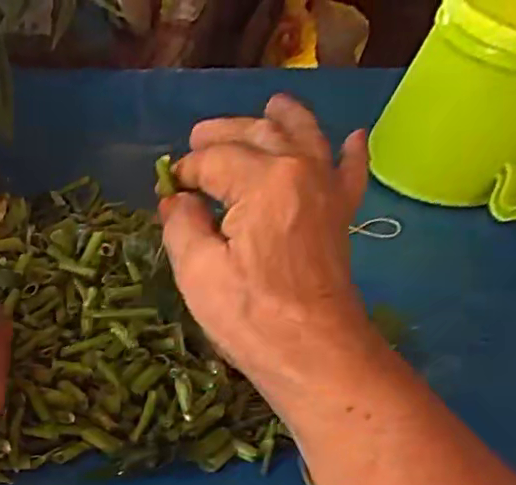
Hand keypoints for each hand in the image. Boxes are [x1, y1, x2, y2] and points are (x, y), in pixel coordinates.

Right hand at [159, 95, 380, 389]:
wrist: (310, 346)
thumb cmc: (246, 312)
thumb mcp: (196, 272)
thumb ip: (182, 227)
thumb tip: (175, 202)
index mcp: (264, 181)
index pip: (216, 160)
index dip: (187, 170)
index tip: (165, 187)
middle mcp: (302, 171)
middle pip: (262, 136)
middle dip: (227, 133)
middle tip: (198, 134)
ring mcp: (328, 191)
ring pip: (306, 139)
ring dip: (284, 119)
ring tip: (271, 106)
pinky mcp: (340, 216)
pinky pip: (349, 171)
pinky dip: (347, 151)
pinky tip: (350, 139)